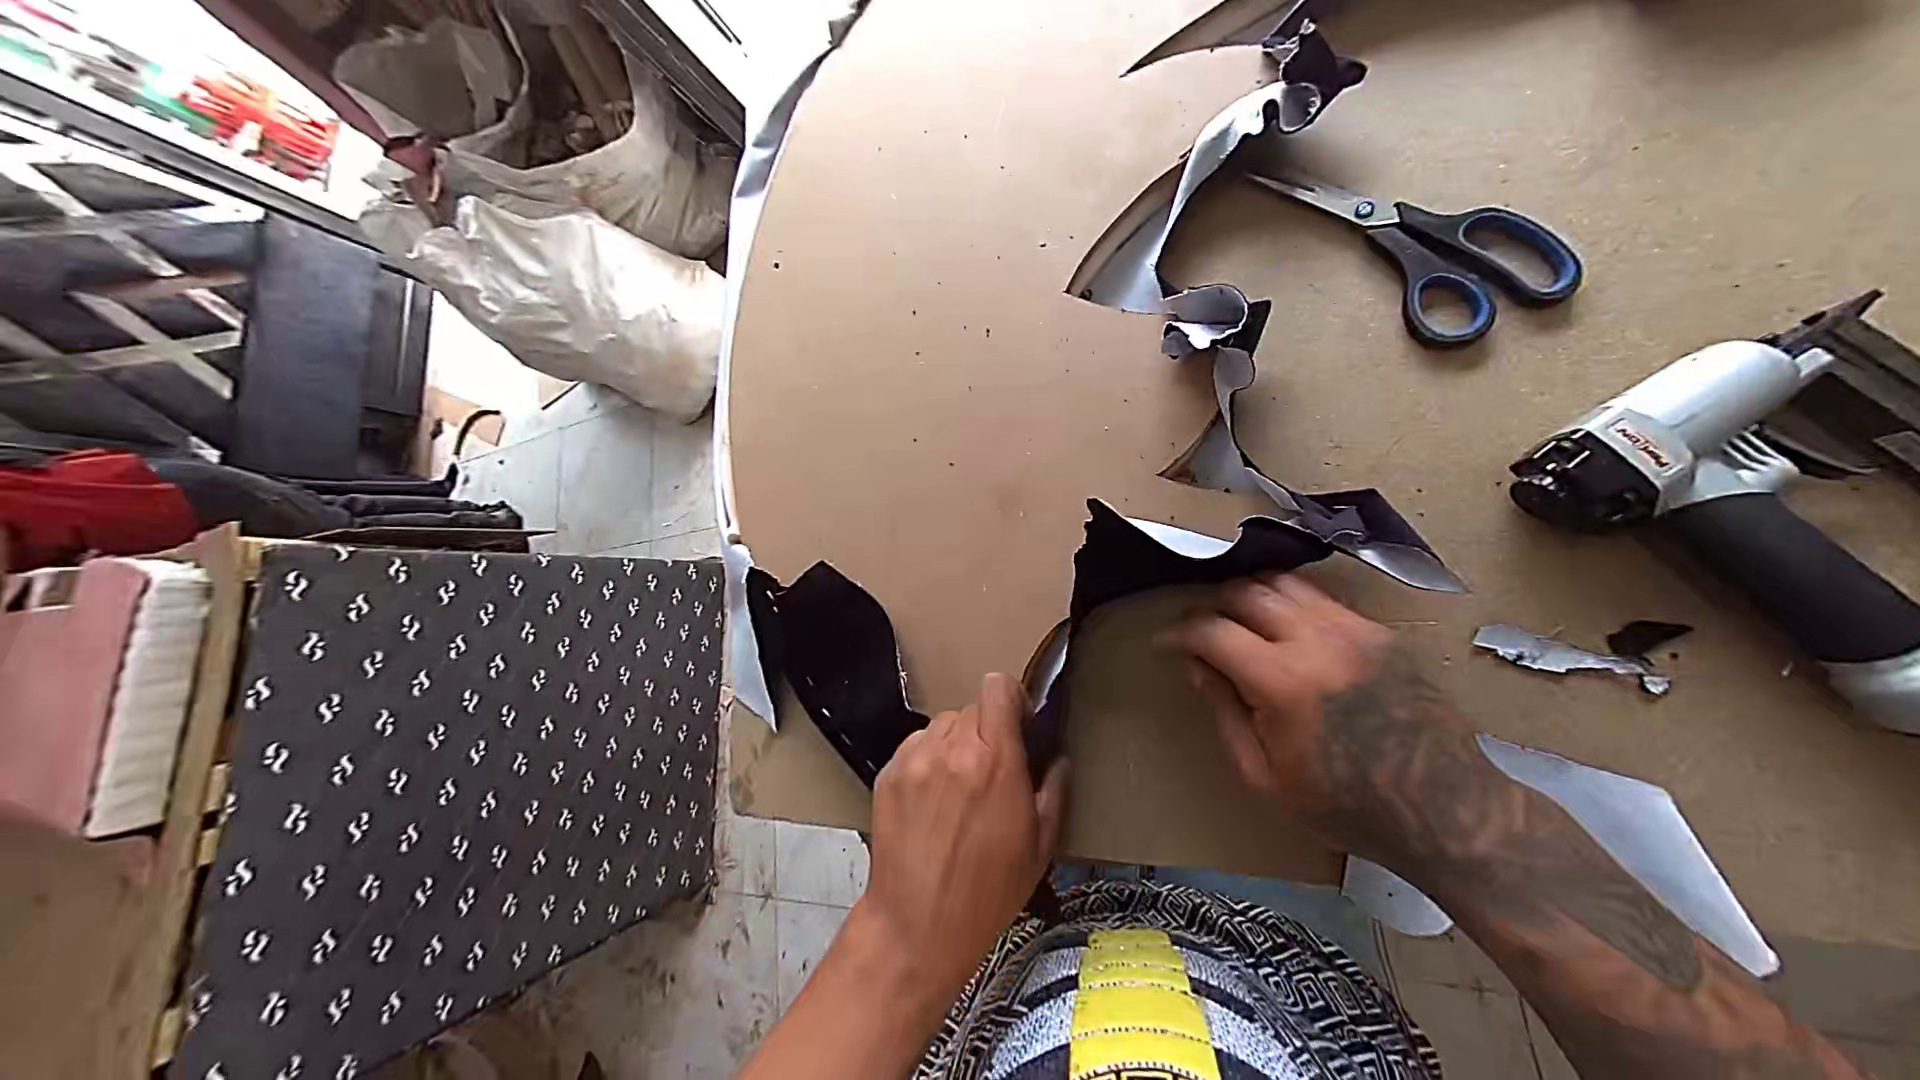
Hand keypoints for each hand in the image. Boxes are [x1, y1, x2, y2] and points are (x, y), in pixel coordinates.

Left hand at [855, 672, 1068, 1012]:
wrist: (918, 925)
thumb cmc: (988, 890)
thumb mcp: (1041, 843)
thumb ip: (1053, 787)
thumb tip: (1056, 757)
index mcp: (994, 759)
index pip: (998, 686)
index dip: (1013, 700)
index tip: (1019, 726)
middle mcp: (951, 748)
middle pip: (973, 707)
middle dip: (989, 730)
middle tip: (993, 769)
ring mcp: (914, 758)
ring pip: (943, 724)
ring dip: (958, 743)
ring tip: (961, 787)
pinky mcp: (888, 773)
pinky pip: (917, 746)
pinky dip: (930, 759)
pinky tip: (934, 799)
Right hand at [1158, 573, 1474, 864]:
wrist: (1449, 810)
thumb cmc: (1347, 805)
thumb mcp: (1264, 775)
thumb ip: (1223, 710)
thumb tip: (1195, 665)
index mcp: (1282, 681)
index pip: (1210, 630)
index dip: (1176, 633)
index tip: (1163, 643)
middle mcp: (1317, 640)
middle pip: (1244, 592)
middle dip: (1208, 606)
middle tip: (1197, 632)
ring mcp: (1355, 630)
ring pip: (1282, 582)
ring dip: (1248, 594)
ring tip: (1236, 621)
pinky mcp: (1380, 633)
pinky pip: (1320, 596)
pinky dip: (1287, 600)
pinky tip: (1280, 626)